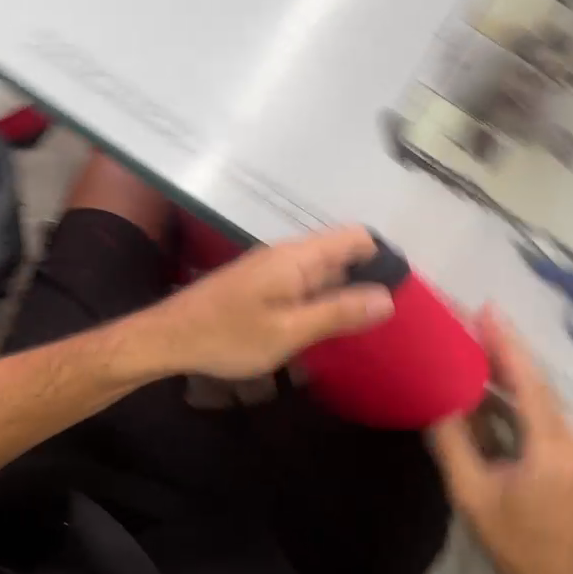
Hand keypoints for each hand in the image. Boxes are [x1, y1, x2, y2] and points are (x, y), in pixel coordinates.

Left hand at [126, 226, 394, 380]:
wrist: (169, 337)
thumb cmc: (228, 336)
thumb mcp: (288, 331)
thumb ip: (337, 313)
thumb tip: (387, 297)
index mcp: (296, 257)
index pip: (354, 237)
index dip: (383, 256)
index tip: (403, 290)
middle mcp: (285, 253)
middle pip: (340, 252)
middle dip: (367, 277)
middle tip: (390, 318)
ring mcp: (269, 267)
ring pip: (321, 270)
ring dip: (343, 291)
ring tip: (365, 326)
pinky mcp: (258, 283)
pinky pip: (301, 282)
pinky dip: (319, 299)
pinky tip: (325, 327)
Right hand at [428, 309, 572, 573]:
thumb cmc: (512, 541)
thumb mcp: (469, 491)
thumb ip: (452, 439)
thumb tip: (432, 396)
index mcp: (554, 448)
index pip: (529, 383)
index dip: (507, 344)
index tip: (486, 309)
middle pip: (536, 385)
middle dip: (503, 351)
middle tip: (468, 319)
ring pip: (538, 399)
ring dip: (506, 374)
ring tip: (470, 345)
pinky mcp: (570, 460)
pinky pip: (538, 417)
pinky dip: (512, 399)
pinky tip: (484, 387)